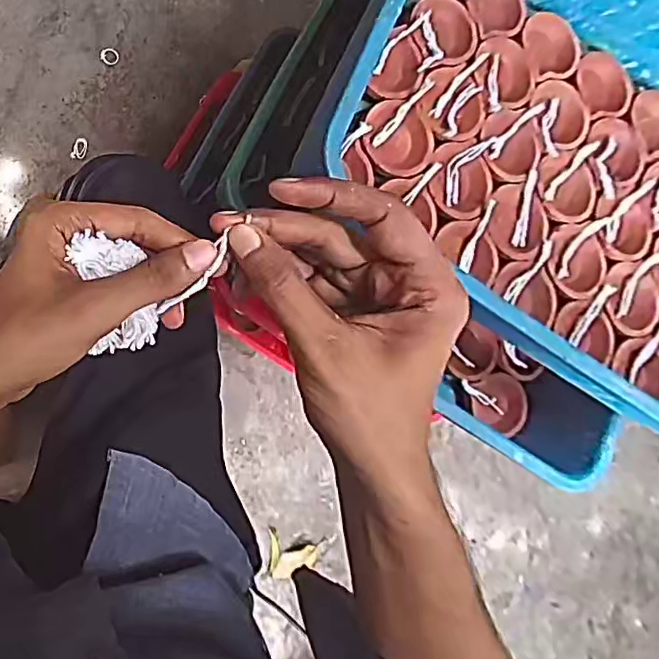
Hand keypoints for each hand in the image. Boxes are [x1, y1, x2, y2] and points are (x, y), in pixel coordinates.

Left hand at [0, 199, 223, 408]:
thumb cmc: (18, 341)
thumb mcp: (95, 308)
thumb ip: (151, 280)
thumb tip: (196, 256)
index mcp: (56, 220)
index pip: (132, 218)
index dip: (173, 239)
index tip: (205, 259)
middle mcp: (55, 230)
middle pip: (128, 237)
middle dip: (162, 266)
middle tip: (191, 289)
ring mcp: (58, 255)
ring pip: (120, 259)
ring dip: (147, 285)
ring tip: (169, 310)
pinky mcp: (61, 279)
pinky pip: (107, 277)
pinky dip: (128, 296)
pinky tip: (143, 315)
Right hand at [211, 179, 465, 471]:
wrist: (368, 467)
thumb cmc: (369, 416)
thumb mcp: (322, 344)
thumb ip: (280, 284)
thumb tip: (242, 235)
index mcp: (427, 286)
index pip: (384, 217)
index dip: (331, 196)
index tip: (282, 191)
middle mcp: (402, 282)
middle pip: (339, 235)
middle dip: (283, 230)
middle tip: (234, 224)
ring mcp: (370, 295)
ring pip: (317, 255)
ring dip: (272, 250)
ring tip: (231, 246)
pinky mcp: (344, 309)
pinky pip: (306, 279)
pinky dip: (274, 275)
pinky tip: (245, 272)